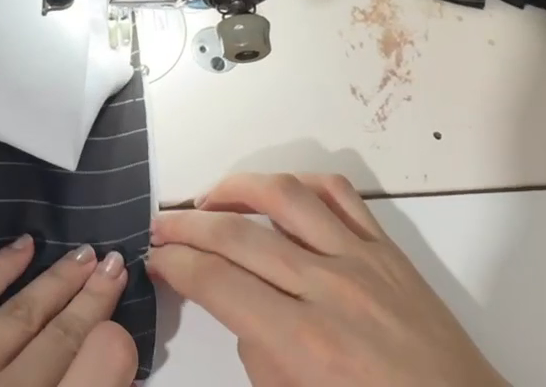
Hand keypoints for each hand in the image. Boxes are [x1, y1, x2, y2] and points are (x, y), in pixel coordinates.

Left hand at [0, 235, 138, 386]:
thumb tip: (109, 350)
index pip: (86, 378)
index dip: (110, 345)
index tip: (127, 317)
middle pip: (55, 341)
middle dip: (90, 302)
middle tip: (114, 264)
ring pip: (16, 317)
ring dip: (54, 282)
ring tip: (83, 254)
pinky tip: (24, 247)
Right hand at [148, 173, 506, 386]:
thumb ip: (263, 362)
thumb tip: (243, 314)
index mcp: (305, 342)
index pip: (218, 281)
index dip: (176, 263)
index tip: (156, 259)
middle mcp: (329, 288)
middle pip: (239, 233)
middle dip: (188, 224)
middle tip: (161, 226)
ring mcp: (362, 260)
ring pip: (286, 195)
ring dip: (237, 188)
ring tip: (209, 198)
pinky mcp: (389, 250)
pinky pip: (341, 195)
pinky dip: (303, 182)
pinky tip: (279, 194)